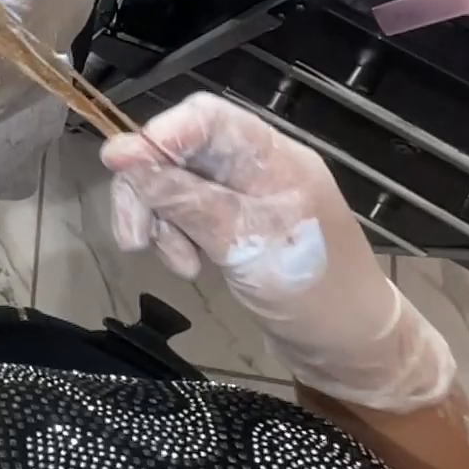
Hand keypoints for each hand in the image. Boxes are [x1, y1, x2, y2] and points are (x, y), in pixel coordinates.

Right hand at [99, 92, 455, 412]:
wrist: (348, 351)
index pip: (204, 117)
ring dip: (155, 221)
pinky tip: (186, 266)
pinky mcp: (220, 219)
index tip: (121, 167)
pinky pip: (173, 211)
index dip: (160, 133)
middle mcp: (246, 166)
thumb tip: (119, 156)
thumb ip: (182, 198)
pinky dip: (167, 237)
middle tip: (134, 239)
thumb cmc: (314, 293)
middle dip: (145, 191)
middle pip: (173, 151)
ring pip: (163, 183)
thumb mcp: (244, 244)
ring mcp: (232, 193)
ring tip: (178, 265)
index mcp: (270, 157)